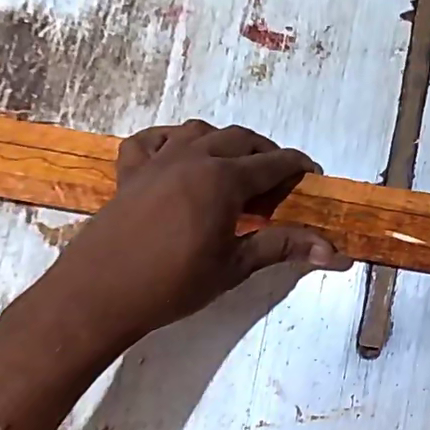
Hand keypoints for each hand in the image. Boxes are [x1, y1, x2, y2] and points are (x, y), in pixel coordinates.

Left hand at [28, 119, 351, 349]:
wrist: (95, 298)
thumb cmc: (172, 284)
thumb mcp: (235, 266)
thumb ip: (283, 247)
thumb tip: (334, 252)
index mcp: (222, 180)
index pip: (273, 162)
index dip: (298, 166)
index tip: (313, 175)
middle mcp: (192, 159)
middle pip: (240, 139)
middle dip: (266, 152)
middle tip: (279, 179)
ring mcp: (156, 163)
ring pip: (199, 131)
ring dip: (224, 141)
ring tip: (235, 167)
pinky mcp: (129, 175)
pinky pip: (150, 141)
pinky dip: (170, 140)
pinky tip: (179, 157)